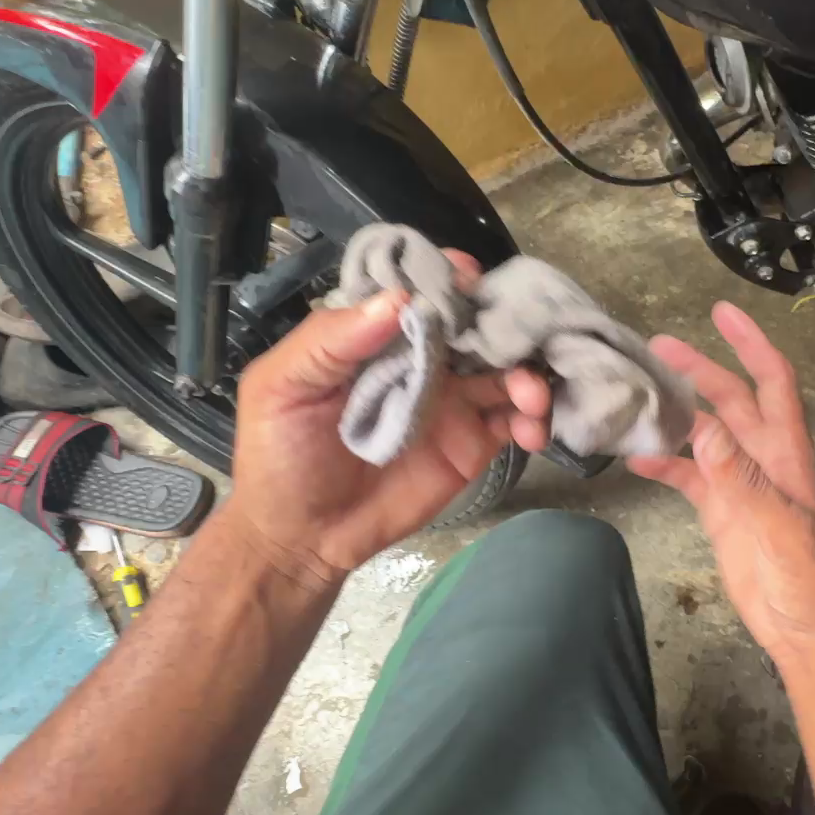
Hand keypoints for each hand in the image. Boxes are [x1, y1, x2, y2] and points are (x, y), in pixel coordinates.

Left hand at [224, 250, 550, 587]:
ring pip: (507, 370)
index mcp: (379, 335)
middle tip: (525, 339)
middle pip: (478, 325)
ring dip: (530, 375)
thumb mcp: (281, 388)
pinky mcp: (475, 440)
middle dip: (509, 326)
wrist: (304, 537)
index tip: (473, 277)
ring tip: (532, 397)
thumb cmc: (280, 454)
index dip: (450, 277)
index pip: (421, 291)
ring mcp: (455, 398)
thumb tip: (401, 298)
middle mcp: (425, 358)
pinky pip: (516, 419)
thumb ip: (331, 339)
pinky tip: (533, 430)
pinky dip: (534, 418)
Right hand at [627, 301, 814, 657]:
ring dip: (675, 412)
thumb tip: (703, 428)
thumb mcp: (778, 524)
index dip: (751, 343)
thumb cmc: (806, 576)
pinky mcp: (720, 510)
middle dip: (698, 369)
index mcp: (785, 449)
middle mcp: (761, 456)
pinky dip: (664, 465)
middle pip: (729, 399)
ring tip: (635, 391)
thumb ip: (741, 478)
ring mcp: (738, 483)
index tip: (721, 312)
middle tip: (655, 346)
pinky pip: (687, 478)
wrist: (806, 628)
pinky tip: (634, 459)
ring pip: (704, 434)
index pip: (772, 380)